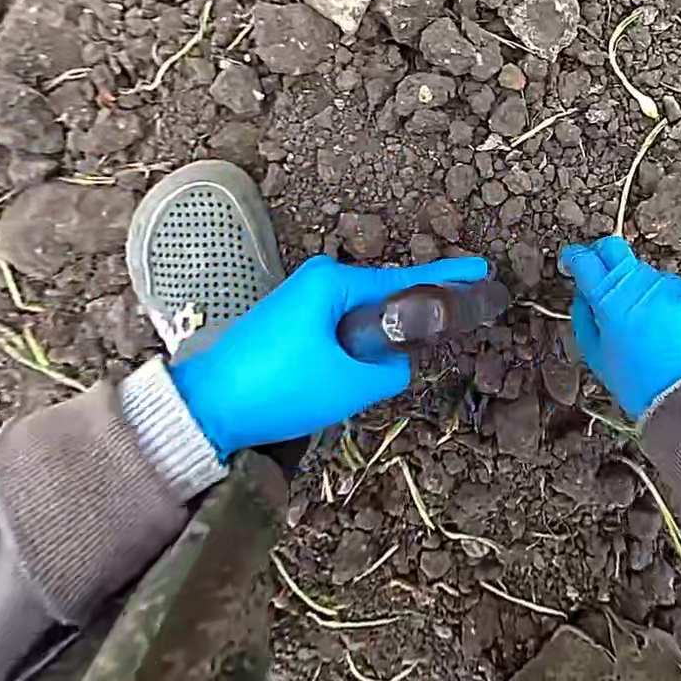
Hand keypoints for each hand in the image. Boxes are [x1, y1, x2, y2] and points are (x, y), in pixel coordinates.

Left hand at [169, 253, 488, 454]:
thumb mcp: (350, 385)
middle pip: (385, 293)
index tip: (479, 268)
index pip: (405, 277)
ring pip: (362, 311)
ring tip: (400, 353)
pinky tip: (368, 357)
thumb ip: (392, 370)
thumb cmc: (277, 390)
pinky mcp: (291, 318)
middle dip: (414, 309)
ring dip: (383, 330)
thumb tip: (398, 362)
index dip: (448, 275)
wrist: (200, 412)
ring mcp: (302, 297)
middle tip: (447, 320)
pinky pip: (341, 321)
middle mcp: (319, 279)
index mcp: (333, 283)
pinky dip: (360, 337)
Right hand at [558, 236, 680, 418]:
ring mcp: (668, 286)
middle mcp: (639, 286)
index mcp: (610, 302)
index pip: (586, 260)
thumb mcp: (596, 356)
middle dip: (602, 254)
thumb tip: (583, 293)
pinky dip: (665, 300)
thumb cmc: (639, 383)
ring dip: (638, 287)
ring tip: (644, 322)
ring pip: (644, 273)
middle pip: (614, 249)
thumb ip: (584, 318)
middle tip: (601, 273)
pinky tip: (667, 326)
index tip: (573, 260)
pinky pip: (670, 287)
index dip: (575, 257)